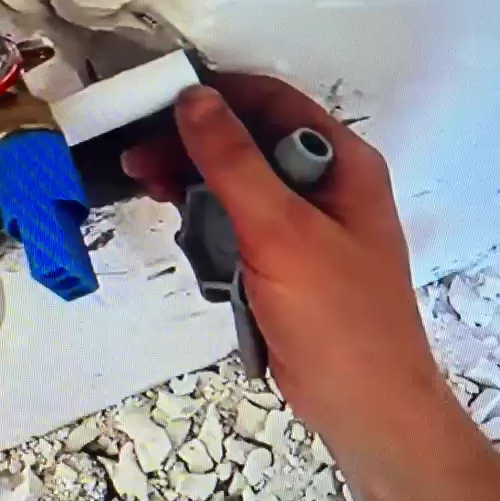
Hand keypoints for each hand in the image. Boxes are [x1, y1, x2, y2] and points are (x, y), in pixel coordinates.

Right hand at [124, 75, 453, 451]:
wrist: (362, 403)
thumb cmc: (334, 316)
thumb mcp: (280, 231)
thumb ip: (234, 162)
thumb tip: (194, 100)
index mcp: (340, 163)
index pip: (271, 102)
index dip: (214, 96)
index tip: (155, 105)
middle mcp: (323, 186)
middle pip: (249, 143)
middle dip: (192, 146)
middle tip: (138, 160)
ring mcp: (301, 226)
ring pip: (237, 185)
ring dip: (194, 184)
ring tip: (149, 189)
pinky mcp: (280, 262)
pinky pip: (236, 225)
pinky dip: (206, 221)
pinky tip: (180, 225)